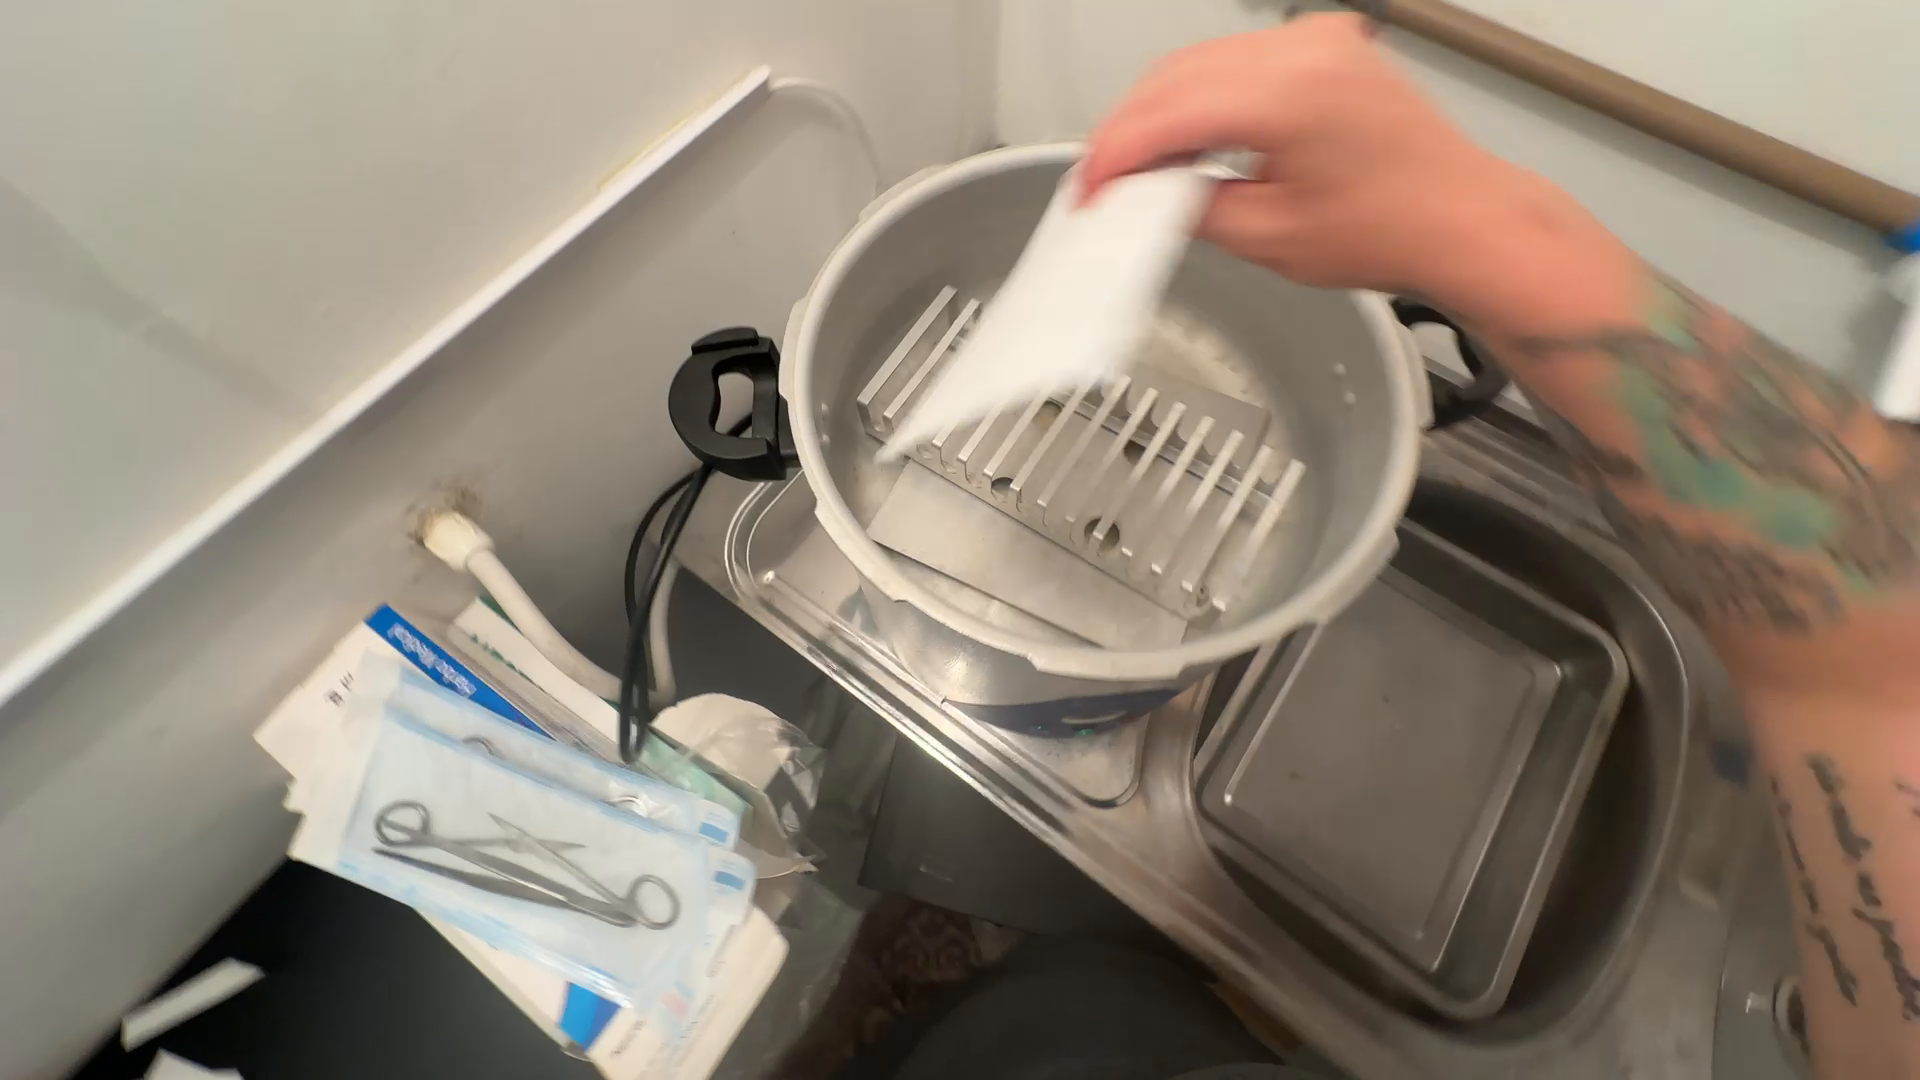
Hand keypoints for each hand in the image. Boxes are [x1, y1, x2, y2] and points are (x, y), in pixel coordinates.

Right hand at [1080, 15, 1566, 302]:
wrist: (1456, 219)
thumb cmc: (1388, 230)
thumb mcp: (1267, 237)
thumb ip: (1193, 209)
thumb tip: (1148, 199)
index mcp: (1292, 93)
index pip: (1168, 114)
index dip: (1114, 156)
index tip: (1088, 190)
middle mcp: (1304, 49)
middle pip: (1172, 78)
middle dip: (1123, 133)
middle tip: (1098, 183)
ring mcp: (1315, 41)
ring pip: (1194, 65)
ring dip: (1151, 115)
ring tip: (1129, 170)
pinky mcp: (1319, 49)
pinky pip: (1229, 65)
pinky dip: (1189, 102)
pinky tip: (1174, 139)